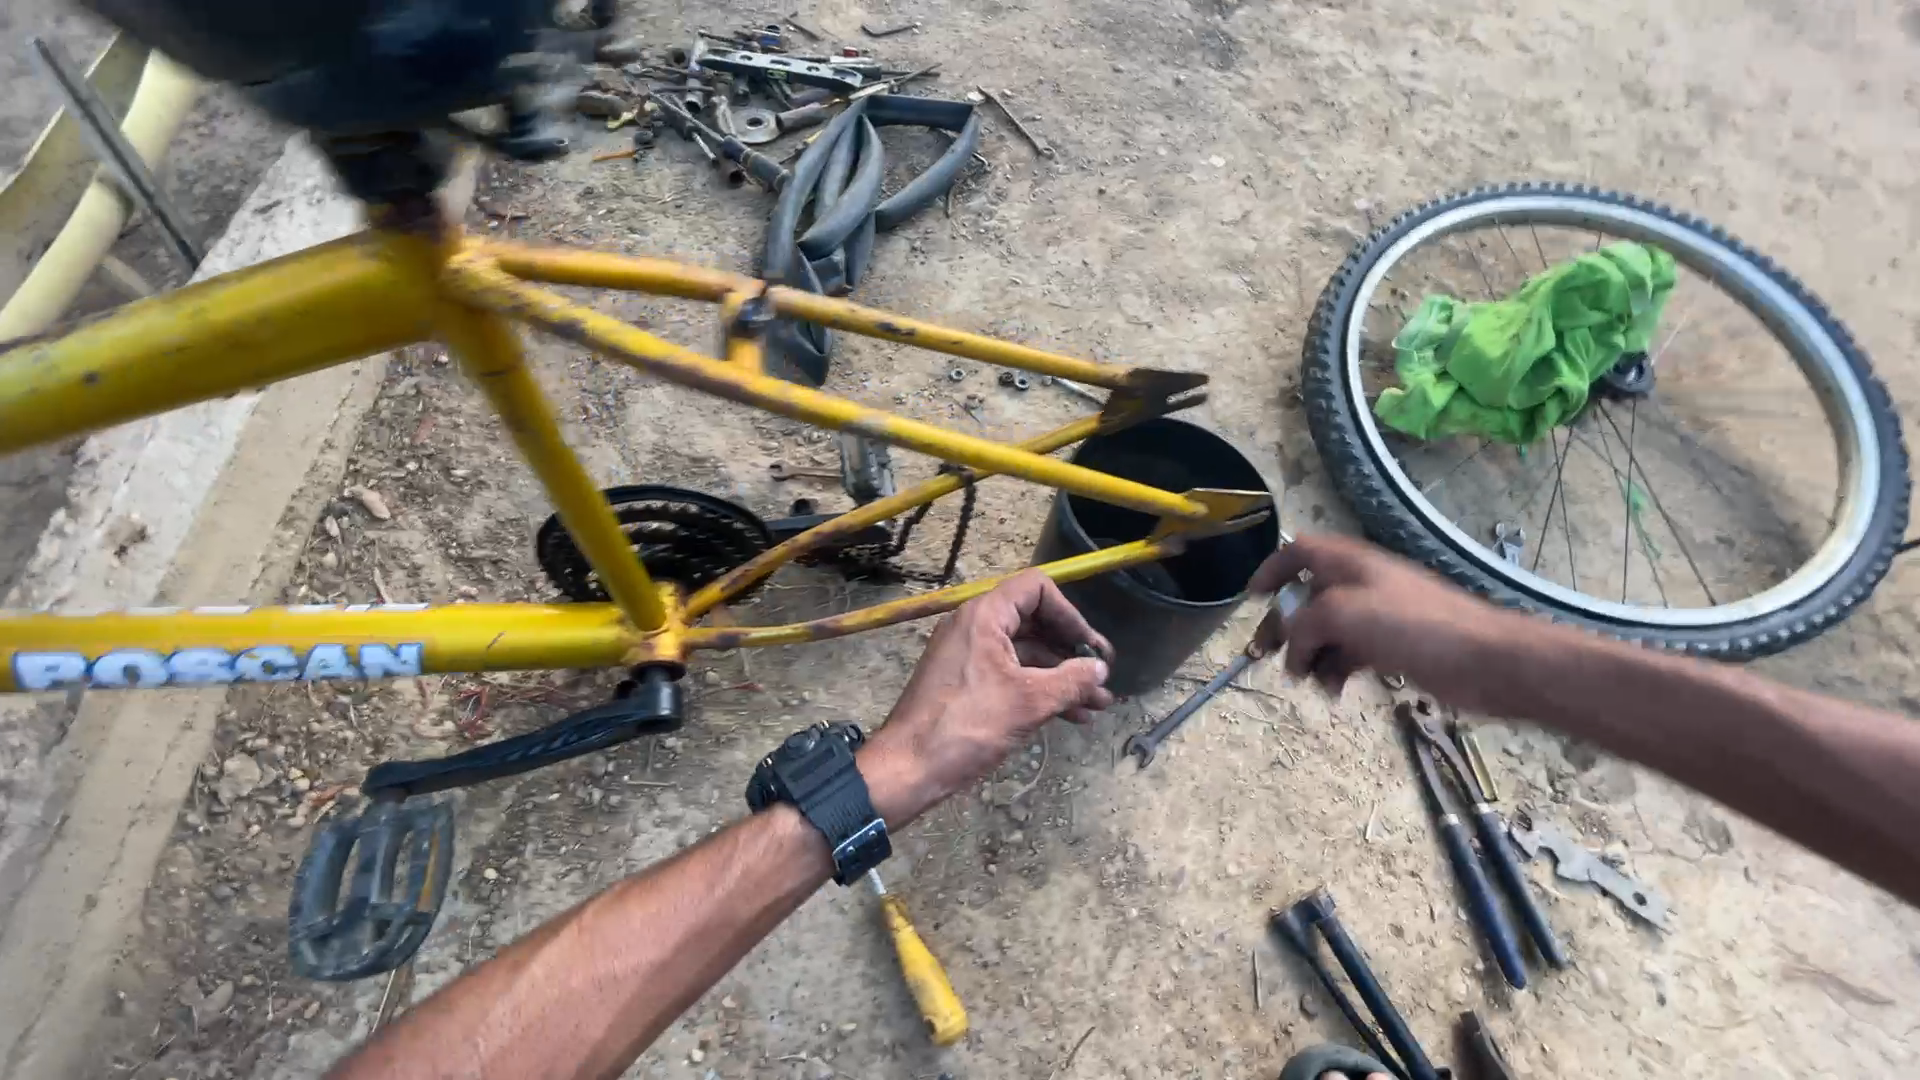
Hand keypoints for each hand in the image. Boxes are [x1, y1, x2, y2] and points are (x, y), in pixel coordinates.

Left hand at [861, 570, 1112, 825]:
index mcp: (984, 616)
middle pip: (1034, 621)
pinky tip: (1072, 716)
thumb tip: (1101, 669)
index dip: (1069, 613)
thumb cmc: (967, 726)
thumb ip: (1071, 681)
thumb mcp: (1028, 702)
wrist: (908, 768)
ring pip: (1026, 653)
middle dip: (1071, 650)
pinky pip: (1011, 674)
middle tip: (1102, 675)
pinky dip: (1040, 690)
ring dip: (1062, 676)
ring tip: (1098, 705)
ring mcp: (969, 655)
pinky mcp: (966, 683)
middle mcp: (975, 627)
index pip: (1036, 589)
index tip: (1089, 647)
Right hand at [1248, 532, 1528, 710]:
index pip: (1297, 552)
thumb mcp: (1342, 614)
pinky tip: (1334, 690)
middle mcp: (1358, 584)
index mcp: (1347, 564)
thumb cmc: (1414, 625)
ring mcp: (1375, 616)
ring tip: (1306, 680)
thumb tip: (1289, 649)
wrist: (1487, 660)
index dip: (1271, 569)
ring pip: (1323, 631)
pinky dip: (1333, 670)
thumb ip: (1302, 625)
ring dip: (1307, 655)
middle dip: (1282, 626)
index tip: (1251, 599)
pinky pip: (1346, 654)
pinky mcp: (1389, 646)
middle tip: (1261, 654)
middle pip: (1303, 598)